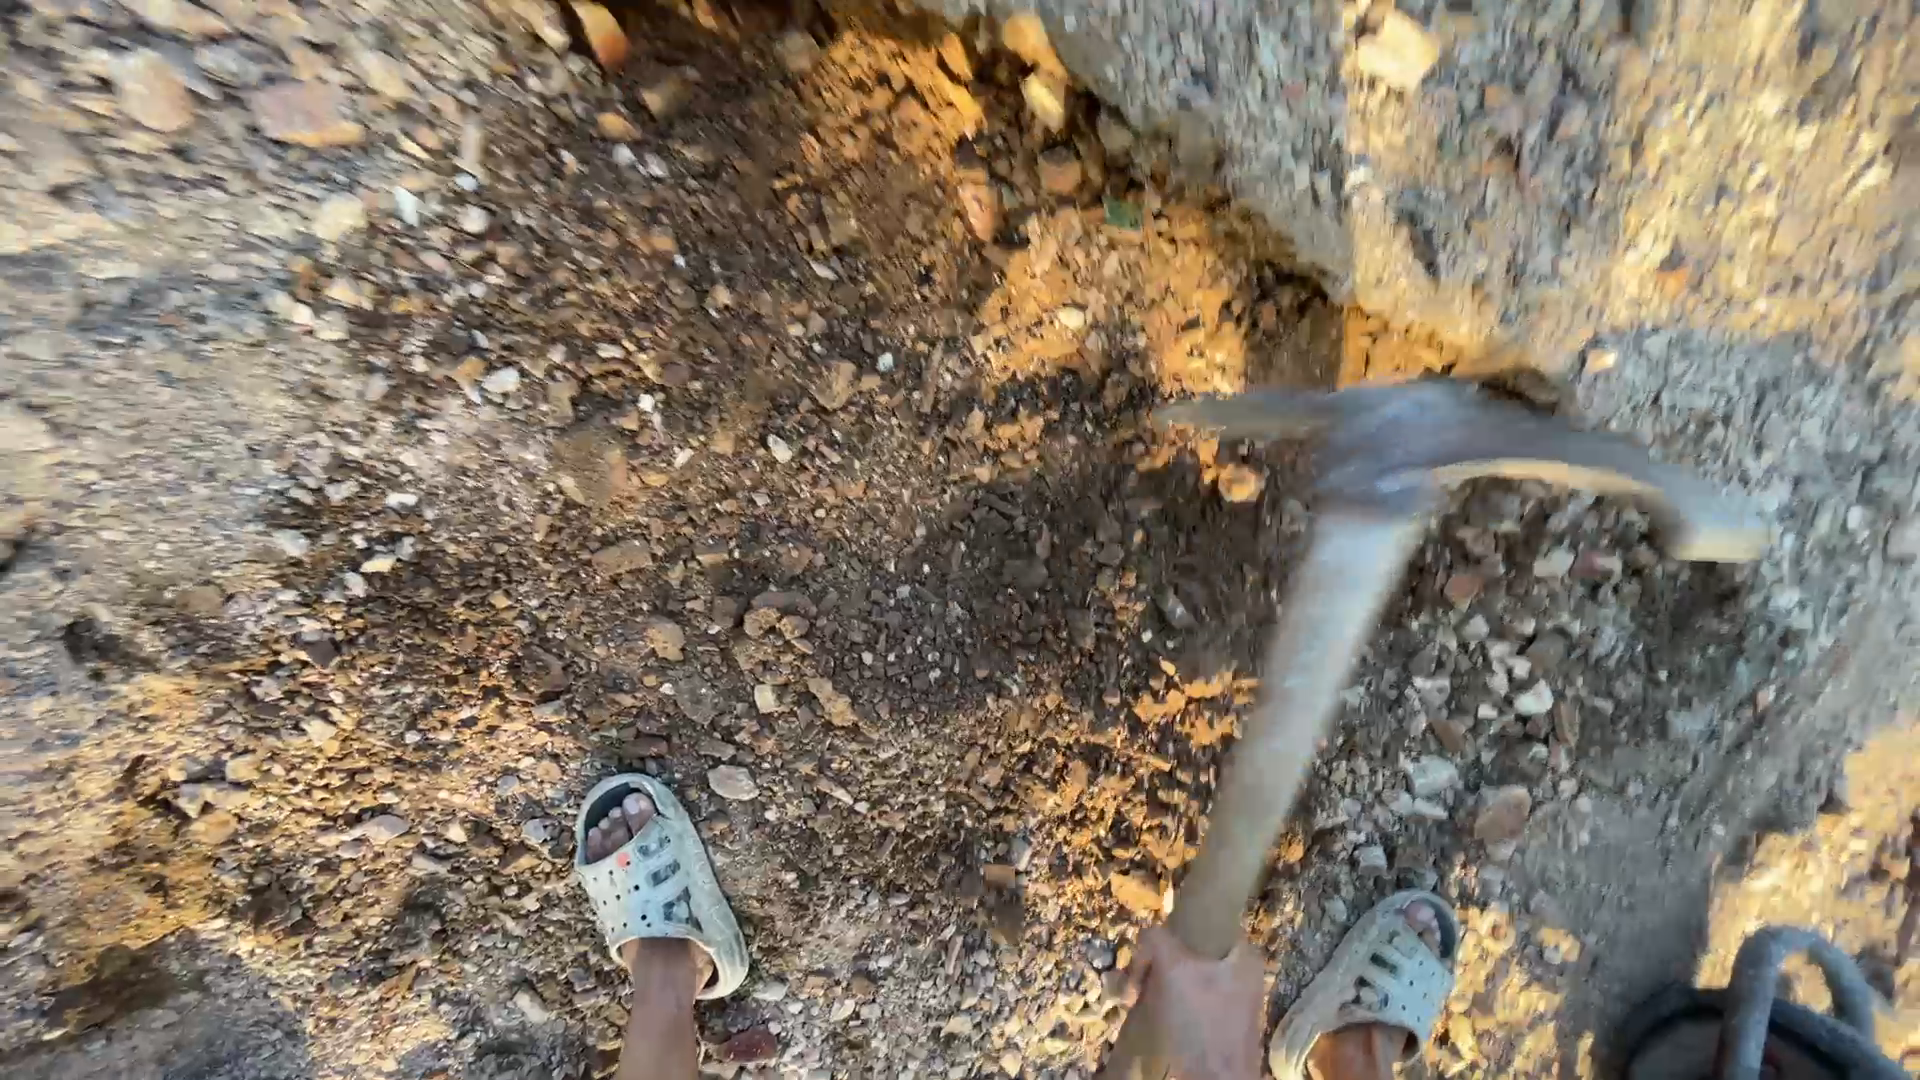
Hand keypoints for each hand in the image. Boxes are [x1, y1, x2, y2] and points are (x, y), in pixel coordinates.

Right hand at [1125, 926, 1266, 1079]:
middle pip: (1187, 950)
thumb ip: (1157, 938)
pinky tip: (1139, 1010)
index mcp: (1243, 955)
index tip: (1152, 948)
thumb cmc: (1200, 1021)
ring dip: (1150, 982)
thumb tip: (1147, 936)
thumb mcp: (1173, 966)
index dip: (1173, 929)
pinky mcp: (1213, 1028)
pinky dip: (1160, 1004)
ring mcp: (1228, 1004)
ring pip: (1180, 977)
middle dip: (1155, 960)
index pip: (1203, 921)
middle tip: (1136, 978)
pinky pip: (1182, 1003)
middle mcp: (1240, 976)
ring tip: (1130, 996)